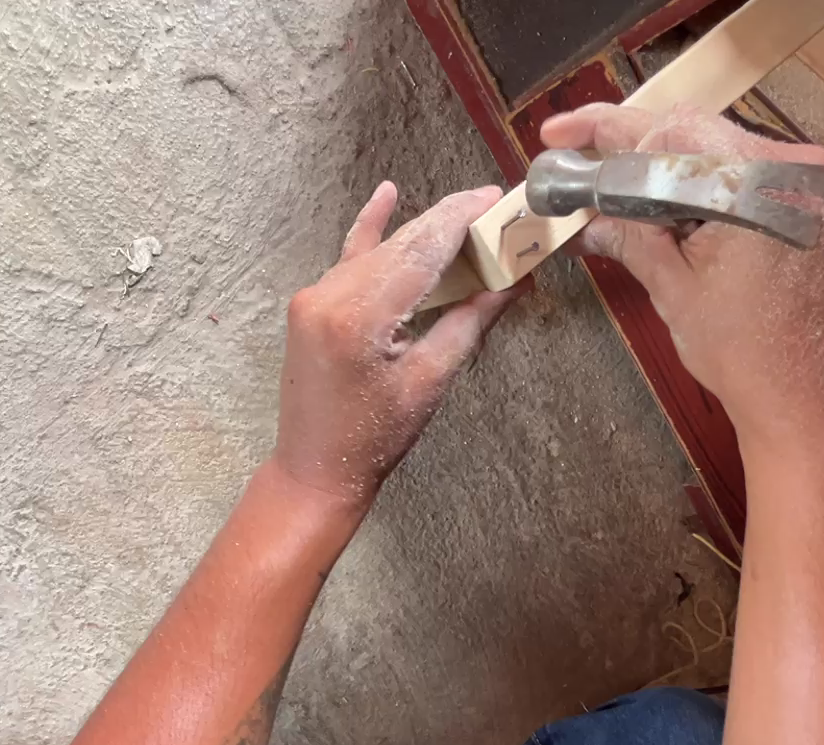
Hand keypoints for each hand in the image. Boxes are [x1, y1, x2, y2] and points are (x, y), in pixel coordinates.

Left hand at [272, 182, 524, 509]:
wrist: (315, 469)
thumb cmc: (374, 438)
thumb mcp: (429, 382)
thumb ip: (469, 322)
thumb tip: (513, 280)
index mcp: (360, 315)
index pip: (422, 248)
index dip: (463, 217)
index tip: (500, 197)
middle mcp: (329, 294)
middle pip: (402, 243)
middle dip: (450, 223)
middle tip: (496, 209)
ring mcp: (313, 296)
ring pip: (378, 251)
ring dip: (422, 235)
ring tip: (468, 219)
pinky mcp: (309, 305)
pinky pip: (348, 261)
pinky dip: (372, 233)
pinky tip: (386, 195)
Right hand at [540, 103, 823, 448]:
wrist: (802, 388)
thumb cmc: (740, 349)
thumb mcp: (673, 290)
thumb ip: (631, 239)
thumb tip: (586, 219)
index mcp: (755, 181)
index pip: (670, 132)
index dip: (610, 133)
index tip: (564, 139)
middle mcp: (787, 164)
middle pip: (690, 135)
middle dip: (627, 146)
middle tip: (572, 144)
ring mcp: (799, 182)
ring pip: (708, 154)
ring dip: (654, 169)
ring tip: (603, 187)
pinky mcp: (799, 203)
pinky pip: (731, 177)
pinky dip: (687, 188)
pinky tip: (649, 206)